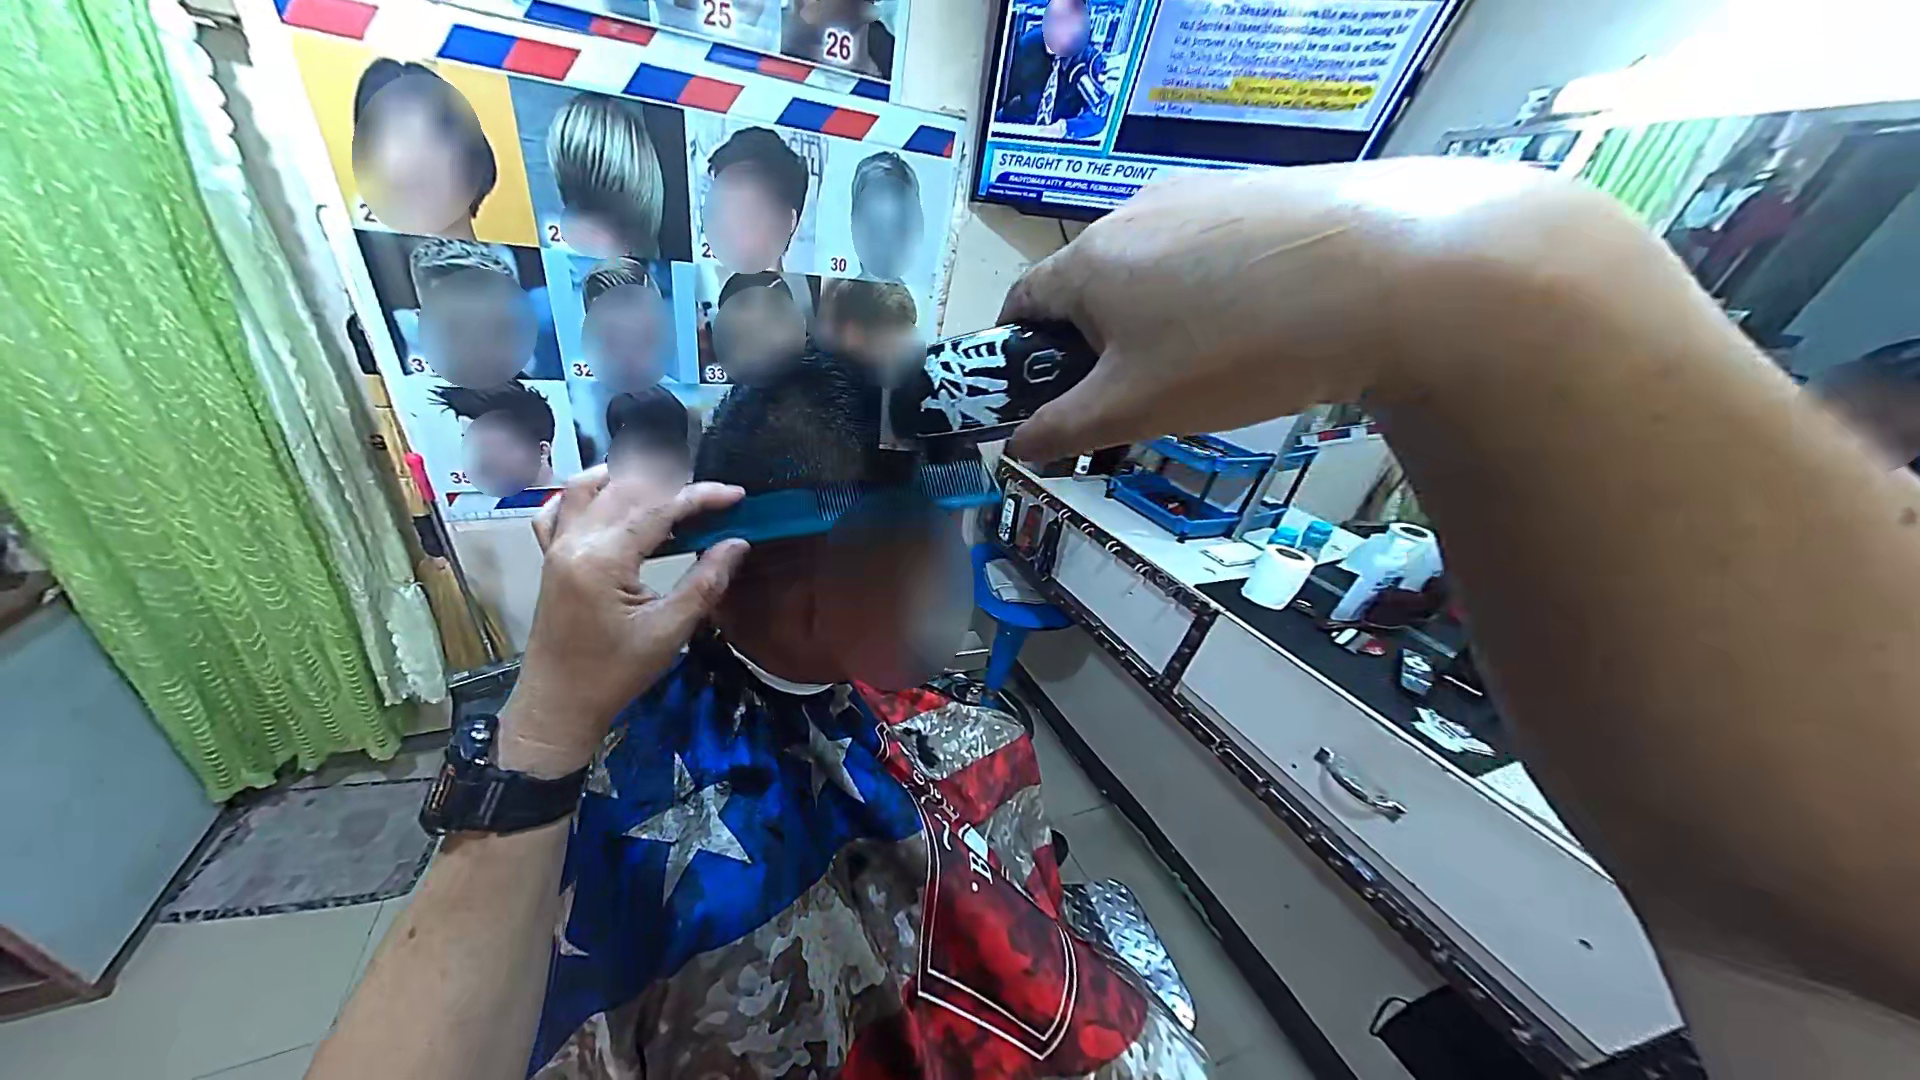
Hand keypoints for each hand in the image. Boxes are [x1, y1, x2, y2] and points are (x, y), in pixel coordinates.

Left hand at [498, 466, 747, 776]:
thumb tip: (738, 543)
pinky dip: (588, 494)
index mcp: (603, 559)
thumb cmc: (616, 672)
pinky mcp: (550, 557)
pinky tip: (613, 501)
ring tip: (670, 489)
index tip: (737, 495)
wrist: (559, 705)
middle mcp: (574, 541)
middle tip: (713, 498)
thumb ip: (706, 581)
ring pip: (589, 487)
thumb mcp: (670, 630)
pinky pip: (560, 509)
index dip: (702, 496)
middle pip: (626, 487)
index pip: (659, 508)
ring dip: (631, 479)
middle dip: (673, 483)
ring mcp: (556, 546)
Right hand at [999, 158, 1619, 460]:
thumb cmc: (1231, 351)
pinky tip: (1246, 324)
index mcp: (1089, 262)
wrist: (1394, 276)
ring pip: (1144, 270)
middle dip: (1087, 346)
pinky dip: (1198, 294)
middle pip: (1084, 288)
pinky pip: (1200, 251)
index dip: (1016, 354)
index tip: (1042, 394)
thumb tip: (1016, 446)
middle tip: (1128, 396)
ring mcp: (1198, 194)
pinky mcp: (1254, 193)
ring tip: (1197, 366)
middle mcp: (1133, 213)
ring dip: (1144, 322)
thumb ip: (1061, 430)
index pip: (1021, 303)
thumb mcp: (1132, 408)